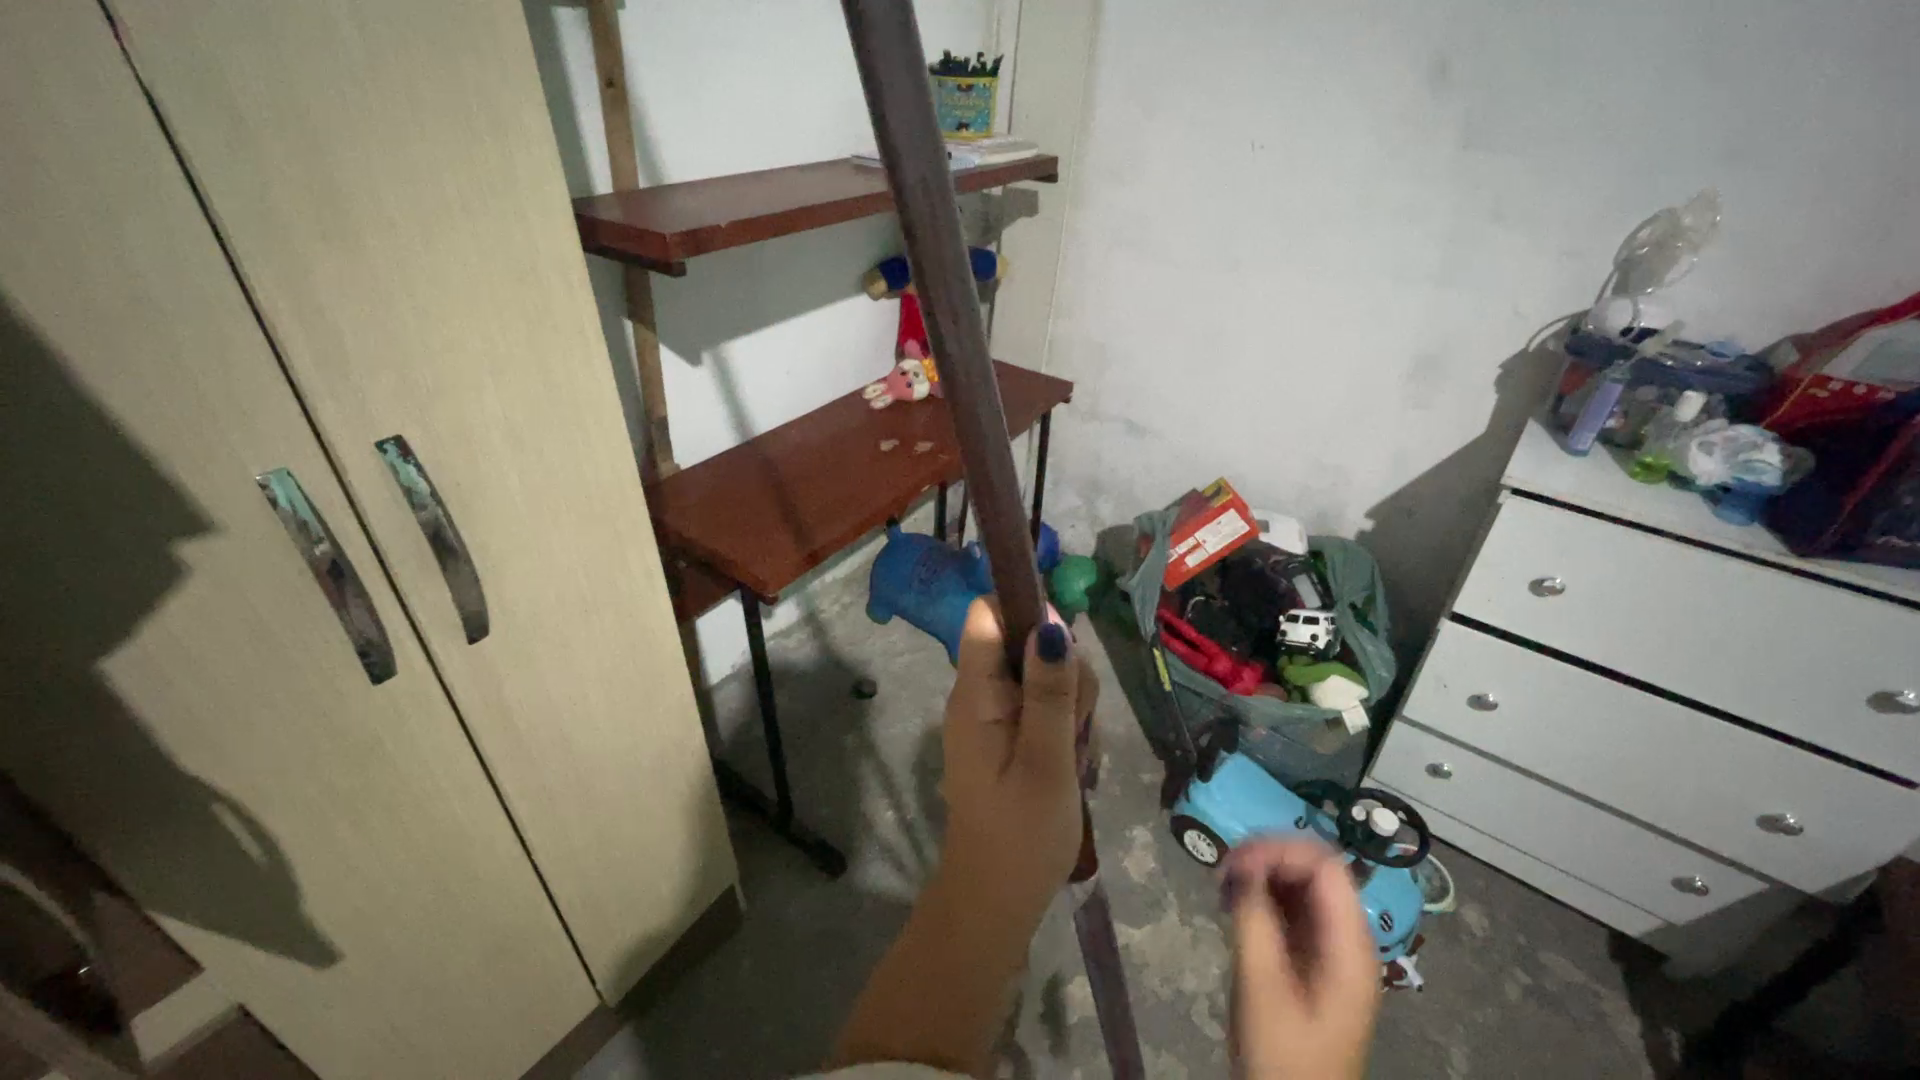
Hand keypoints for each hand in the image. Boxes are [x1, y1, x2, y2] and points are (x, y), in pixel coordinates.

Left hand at [937, 598, 1095, 919]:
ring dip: (1071, 710)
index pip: (987, 616)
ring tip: (1073, 758)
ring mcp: (993, 718)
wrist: (998, 900)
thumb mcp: (1047, 758)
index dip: (1026, 610)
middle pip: (1026, 645)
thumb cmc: (1022, 833)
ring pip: (1043, 679)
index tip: (1066, 647)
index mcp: (975, 693)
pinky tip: (1071, 768)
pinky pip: (1043, 711)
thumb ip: (1051, 689)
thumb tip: (1050, 620)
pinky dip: (1064, 732)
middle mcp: (978, 696)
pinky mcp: (1008, 739)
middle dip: (1065, 676)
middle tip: (1075, 729)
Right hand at [1225, 839, 1379, 1079]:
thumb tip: (1242, 866)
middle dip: (1269, 858)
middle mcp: (1347, 938)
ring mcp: (1331, 948)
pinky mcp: (1311, 958)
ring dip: (1263, 874)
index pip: (1325, 865)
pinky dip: (1263, 896)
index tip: (1236, 861)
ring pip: (1301, 886)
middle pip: (1315, 870)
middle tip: (1224, 868)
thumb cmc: (1283, 1055)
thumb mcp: (1262, 986)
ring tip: (1223, 884)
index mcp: (1349, 944)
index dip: (1280, 850)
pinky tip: (1234, 902)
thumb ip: (1254, 919)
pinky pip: (1292, 909)